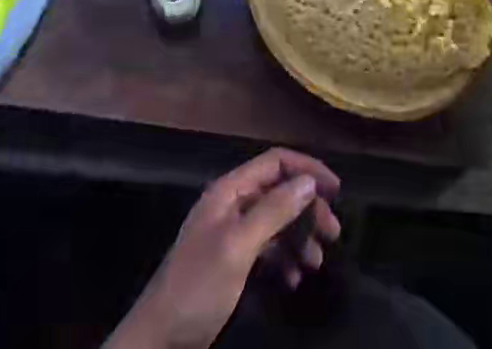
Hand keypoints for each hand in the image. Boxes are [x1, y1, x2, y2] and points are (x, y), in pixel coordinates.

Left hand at [105, 149, 341, 348]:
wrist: (154, 346)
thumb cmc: (196, 290)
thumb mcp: (238, 247)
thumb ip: (274, 210)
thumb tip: (309, 181)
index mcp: (229, 193)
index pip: (276, 162)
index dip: (308, 169)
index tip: (336, 190)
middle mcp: (232, 206)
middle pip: (281, 192)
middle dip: (309, 210)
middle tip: (333, 234)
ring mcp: (231, 234)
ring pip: (278, 222)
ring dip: (300, 238)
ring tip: (316, 264)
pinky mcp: (232, 262)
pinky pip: (268, 249)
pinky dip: (284, 260)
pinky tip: (293, 280)